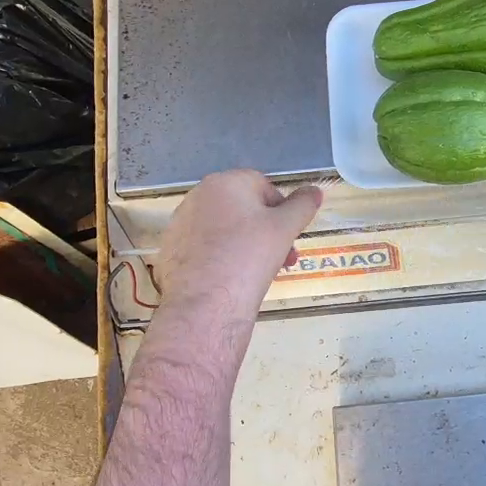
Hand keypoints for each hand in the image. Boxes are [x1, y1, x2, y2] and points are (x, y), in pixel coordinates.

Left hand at [152, 170, 321, 320]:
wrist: (205, 302)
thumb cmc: (249, 257)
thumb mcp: (285, 229)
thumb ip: (303, 206)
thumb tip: (315, 191)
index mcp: (225, 182)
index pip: (262, 185)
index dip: (281, 211)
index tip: (288, 236)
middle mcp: (197, 196)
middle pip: (241, 208)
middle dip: (264, 231)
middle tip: (279, 258)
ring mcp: (180, 223)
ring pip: (223, 229)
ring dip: (243, 244)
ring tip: (256, 272)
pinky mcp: (170, 250)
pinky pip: (204, 248)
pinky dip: (220, 258)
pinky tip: (230, 279)